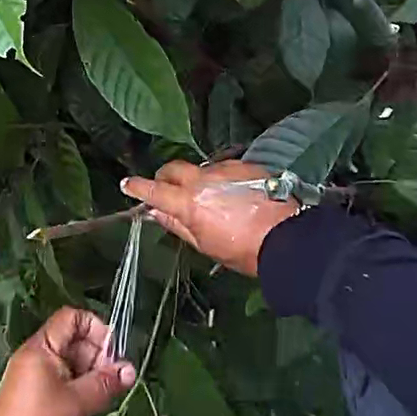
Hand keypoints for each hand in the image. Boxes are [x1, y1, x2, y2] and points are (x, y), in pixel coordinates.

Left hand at [0, 308, 135, 415]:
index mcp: (39, 348)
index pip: (72, 318)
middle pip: (73, 339)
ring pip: (70, 362)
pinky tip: (91, 404)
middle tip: (113, 379)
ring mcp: (33, 377)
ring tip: (105, 394)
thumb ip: (106, 382)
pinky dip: (79, 387)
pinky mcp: (34, 398)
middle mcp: (35, 356)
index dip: (96, 329)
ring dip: (91, 373)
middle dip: (98, 355)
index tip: (112, 354)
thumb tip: (131, 370)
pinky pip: (62, 380)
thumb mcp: (77, 403)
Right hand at [121, 161, 300, 276]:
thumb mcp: (206, 244)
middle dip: (164, 177)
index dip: (138, 187)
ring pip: (200, 169)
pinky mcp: (245, 166)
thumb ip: (178, 225)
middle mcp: (204, 180)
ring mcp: (226, 169)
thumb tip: (157, 212)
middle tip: (166, 190)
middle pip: (173, 169)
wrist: (289, 238)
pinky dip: (220, 179)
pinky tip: (231, 194)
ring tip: (207, 198)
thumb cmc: (244, 250)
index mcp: (189, 203)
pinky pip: (224, 169)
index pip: (154, 191)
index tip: (128, 184)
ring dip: (196, 180)